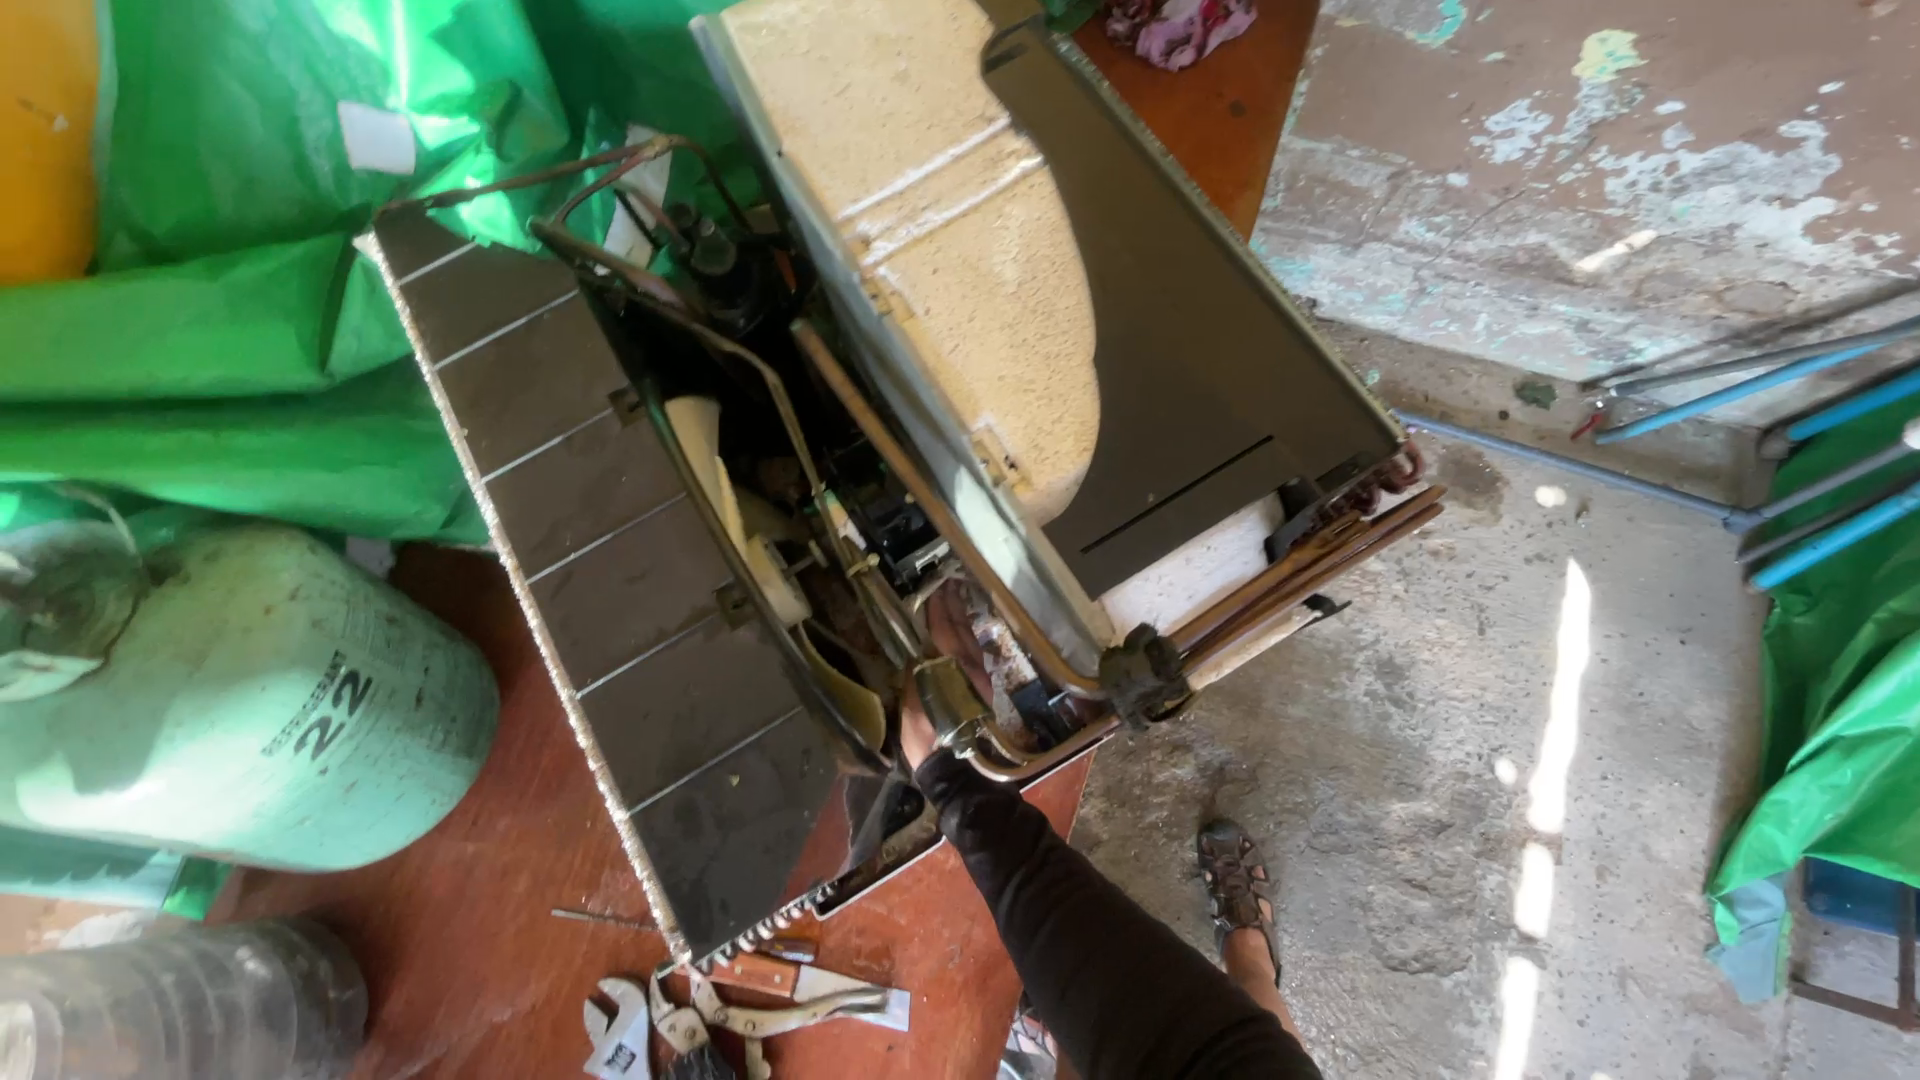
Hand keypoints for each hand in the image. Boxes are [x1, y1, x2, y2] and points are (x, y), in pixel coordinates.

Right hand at [897, 581, 994, 771]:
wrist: (955, 772)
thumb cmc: (928, 742)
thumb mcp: (913, 709)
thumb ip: (916, 677)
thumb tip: (918, 652)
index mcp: (952, 673)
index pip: (946, 634)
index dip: (940, 612)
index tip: (936, 590)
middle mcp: (972, 672)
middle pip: (963, 633)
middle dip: (954, 608)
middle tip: (947, 584)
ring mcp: (981, 681)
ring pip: (973, 642)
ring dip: (963, 619)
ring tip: (956, 597)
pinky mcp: (984, 690)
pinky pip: (977, 654)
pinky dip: (969, 637)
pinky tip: (964, 629)